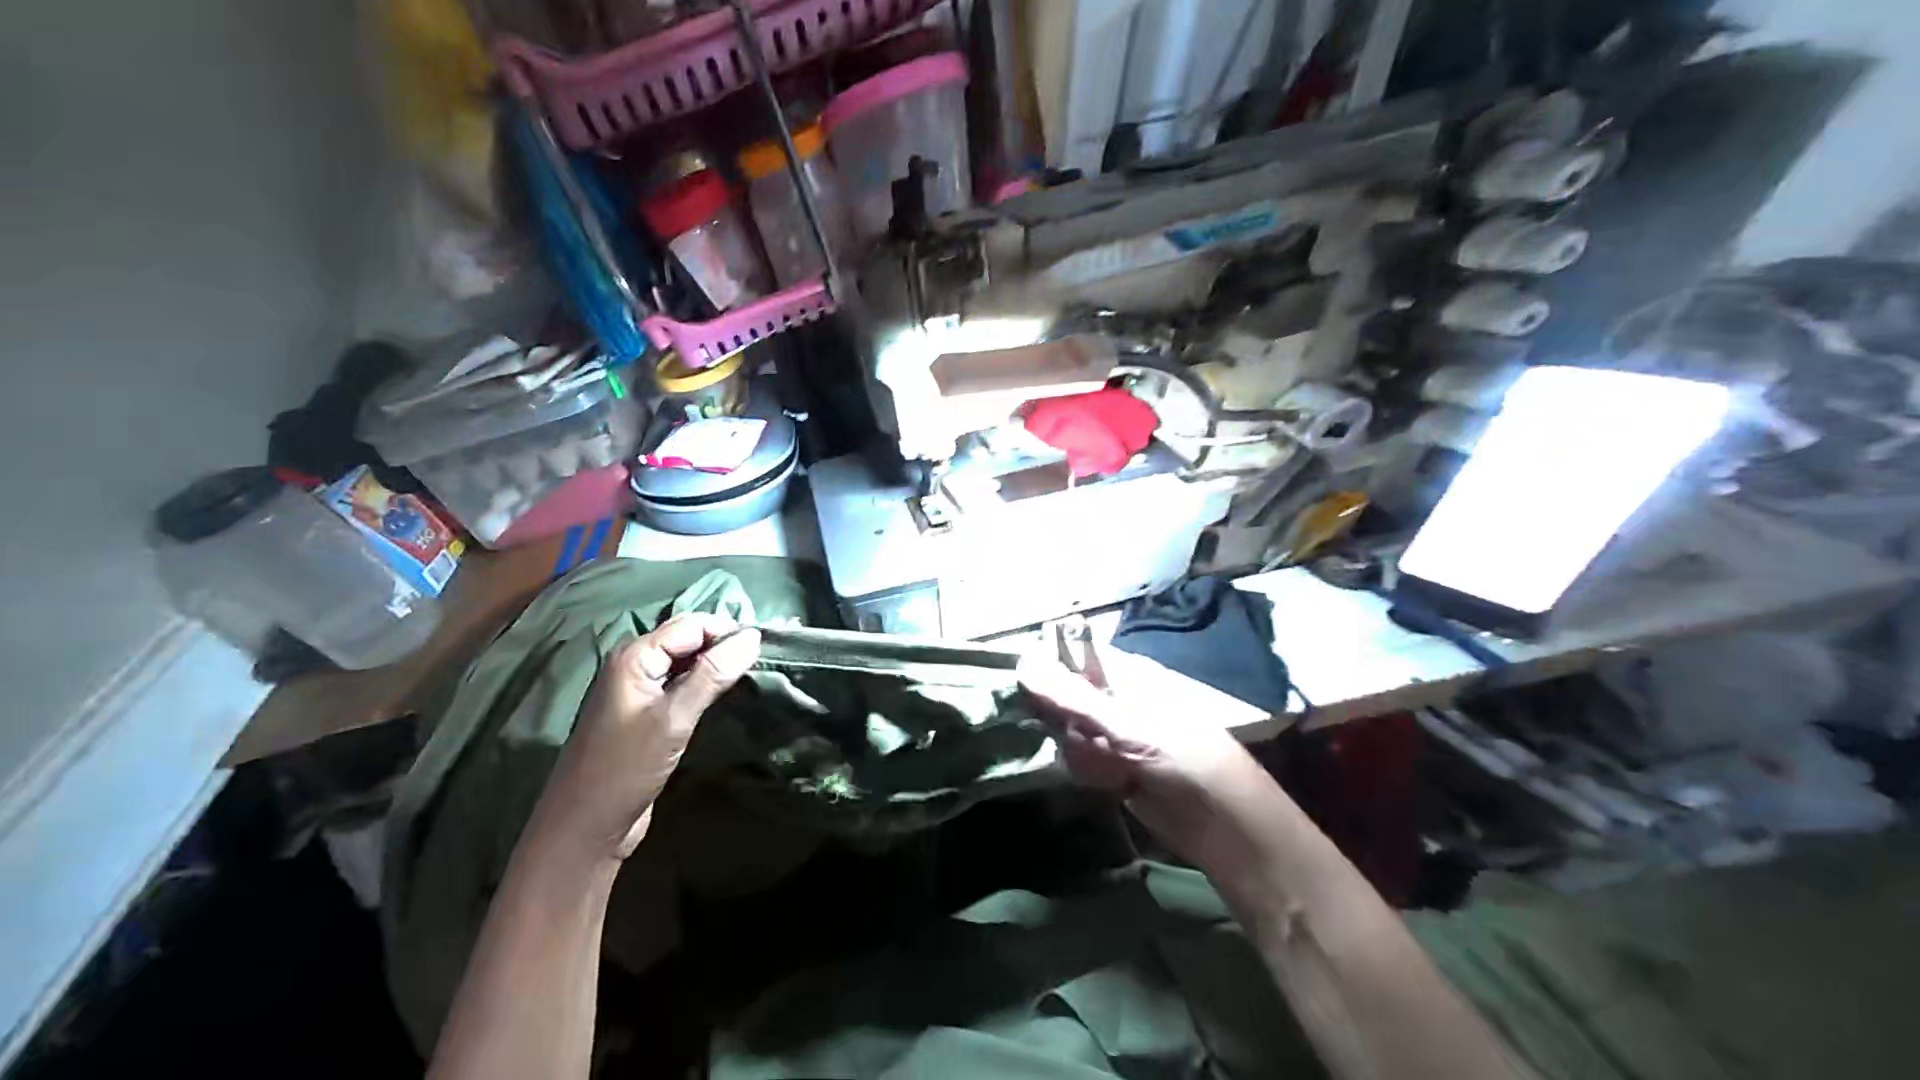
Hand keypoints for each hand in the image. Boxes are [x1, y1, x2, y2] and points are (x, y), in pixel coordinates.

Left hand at [534, 613, 760, 862]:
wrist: (586, 828)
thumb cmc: (626, 769)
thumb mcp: (673, 719)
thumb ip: (712, 675)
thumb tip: (753, 637)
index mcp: (635, 657)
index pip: (693, 625)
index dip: (729, 631)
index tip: (766, 648)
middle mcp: (635, 664)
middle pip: (689, 638)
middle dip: (725, 644)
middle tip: (764, 661)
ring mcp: (639, 689)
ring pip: (688, 661)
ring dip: (718, 665)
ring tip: (754, 675)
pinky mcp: (647, 712)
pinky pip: (682, 684)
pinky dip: (706, 684)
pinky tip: (728, 694)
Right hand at [1019, 652, 1258, 855]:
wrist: (1221, 821)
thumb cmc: (1180, 756)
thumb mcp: (1125, 722)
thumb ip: (1073, 696)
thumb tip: (1024, 662)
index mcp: (1128, 674)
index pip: (1076, 654)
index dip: (1049, 663)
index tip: (1022, 679)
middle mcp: (1118, 699)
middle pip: (1067, 695)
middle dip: (1064, 718)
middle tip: (1080, 735)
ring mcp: (1115, 733)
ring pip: (1070, 730)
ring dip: (1079, 750)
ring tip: (1105, 766)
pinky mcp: (1113, 765)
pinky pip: (1082, 759)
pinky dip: (1088, 770)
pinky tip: (1106, 782)